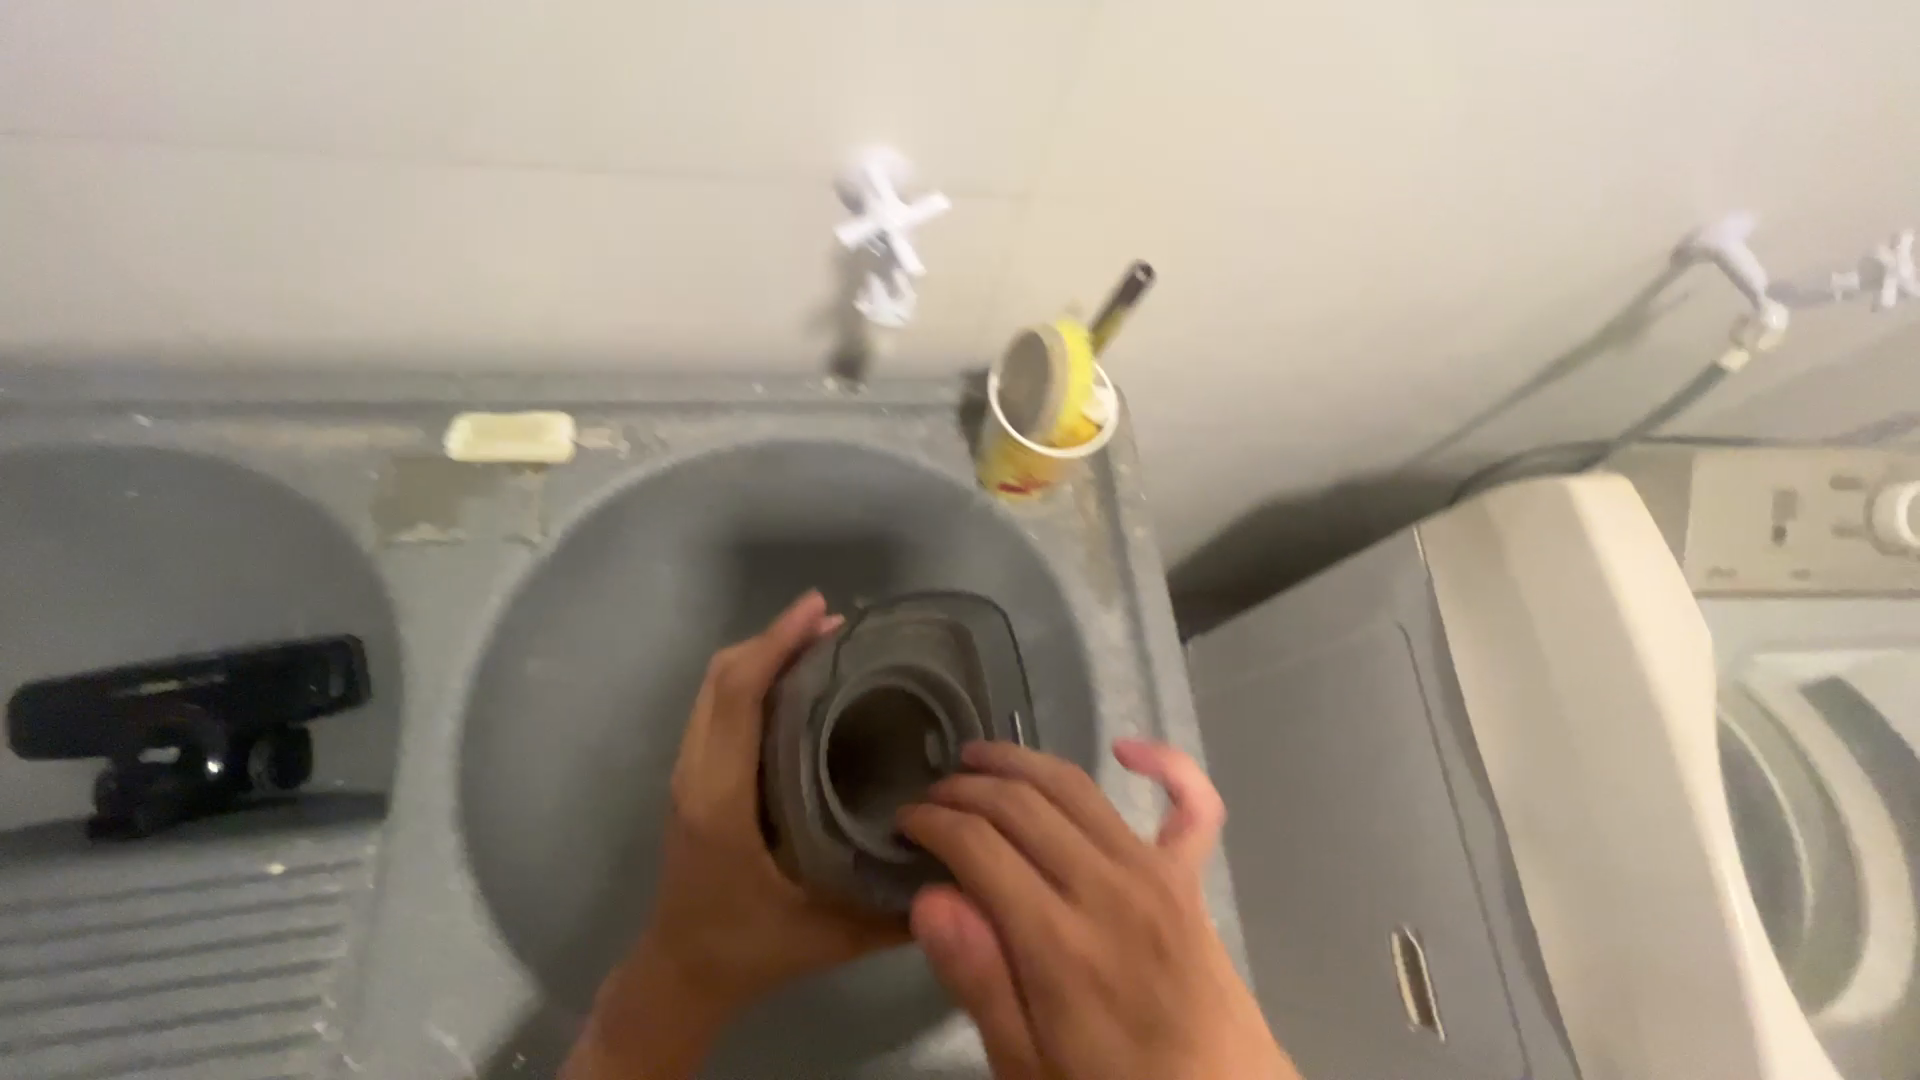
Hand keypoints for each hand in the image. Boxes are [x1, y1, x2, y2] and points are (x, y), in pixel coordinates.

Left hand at [565, 592, 909, 1079]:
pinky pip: (717, 703)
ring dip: (763, 653)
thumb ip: (895, 908)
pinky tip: (797, 684)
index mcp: (723, 800)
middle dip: (776, 638)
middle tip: (836, 624)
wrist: (680, 973)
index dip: (776, 644)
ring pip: (715, 684)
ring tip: (822, 642)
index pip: (738, 696)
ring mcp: (687, 770)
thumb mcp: (830, 934)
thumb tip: (959, 864)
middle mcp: (696, 772)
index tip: (821, 611)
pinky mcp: (692, 774)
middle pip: (722, 675)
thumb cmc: (750, 950)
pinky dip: (752, 677)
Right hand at [902, 740, 1294, 1079]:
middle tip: (930, 796)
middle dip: (964, 788)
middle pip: (1020, 804)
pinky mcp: (1189, 877)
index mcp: (1060, 943)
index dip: (932, 824)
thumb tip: (929, 898)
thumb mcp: (1028, 1068)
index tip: (905, 823)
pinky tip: (1125, 747)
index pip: (978, 846)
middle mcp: (1108, 888)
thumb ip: (981, 983)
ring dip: (1020, 761)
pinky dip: (1163, 764)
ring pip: (1076, 787)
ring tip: (978, 757)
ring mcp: (1155, 873)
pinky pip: (1190, 803)